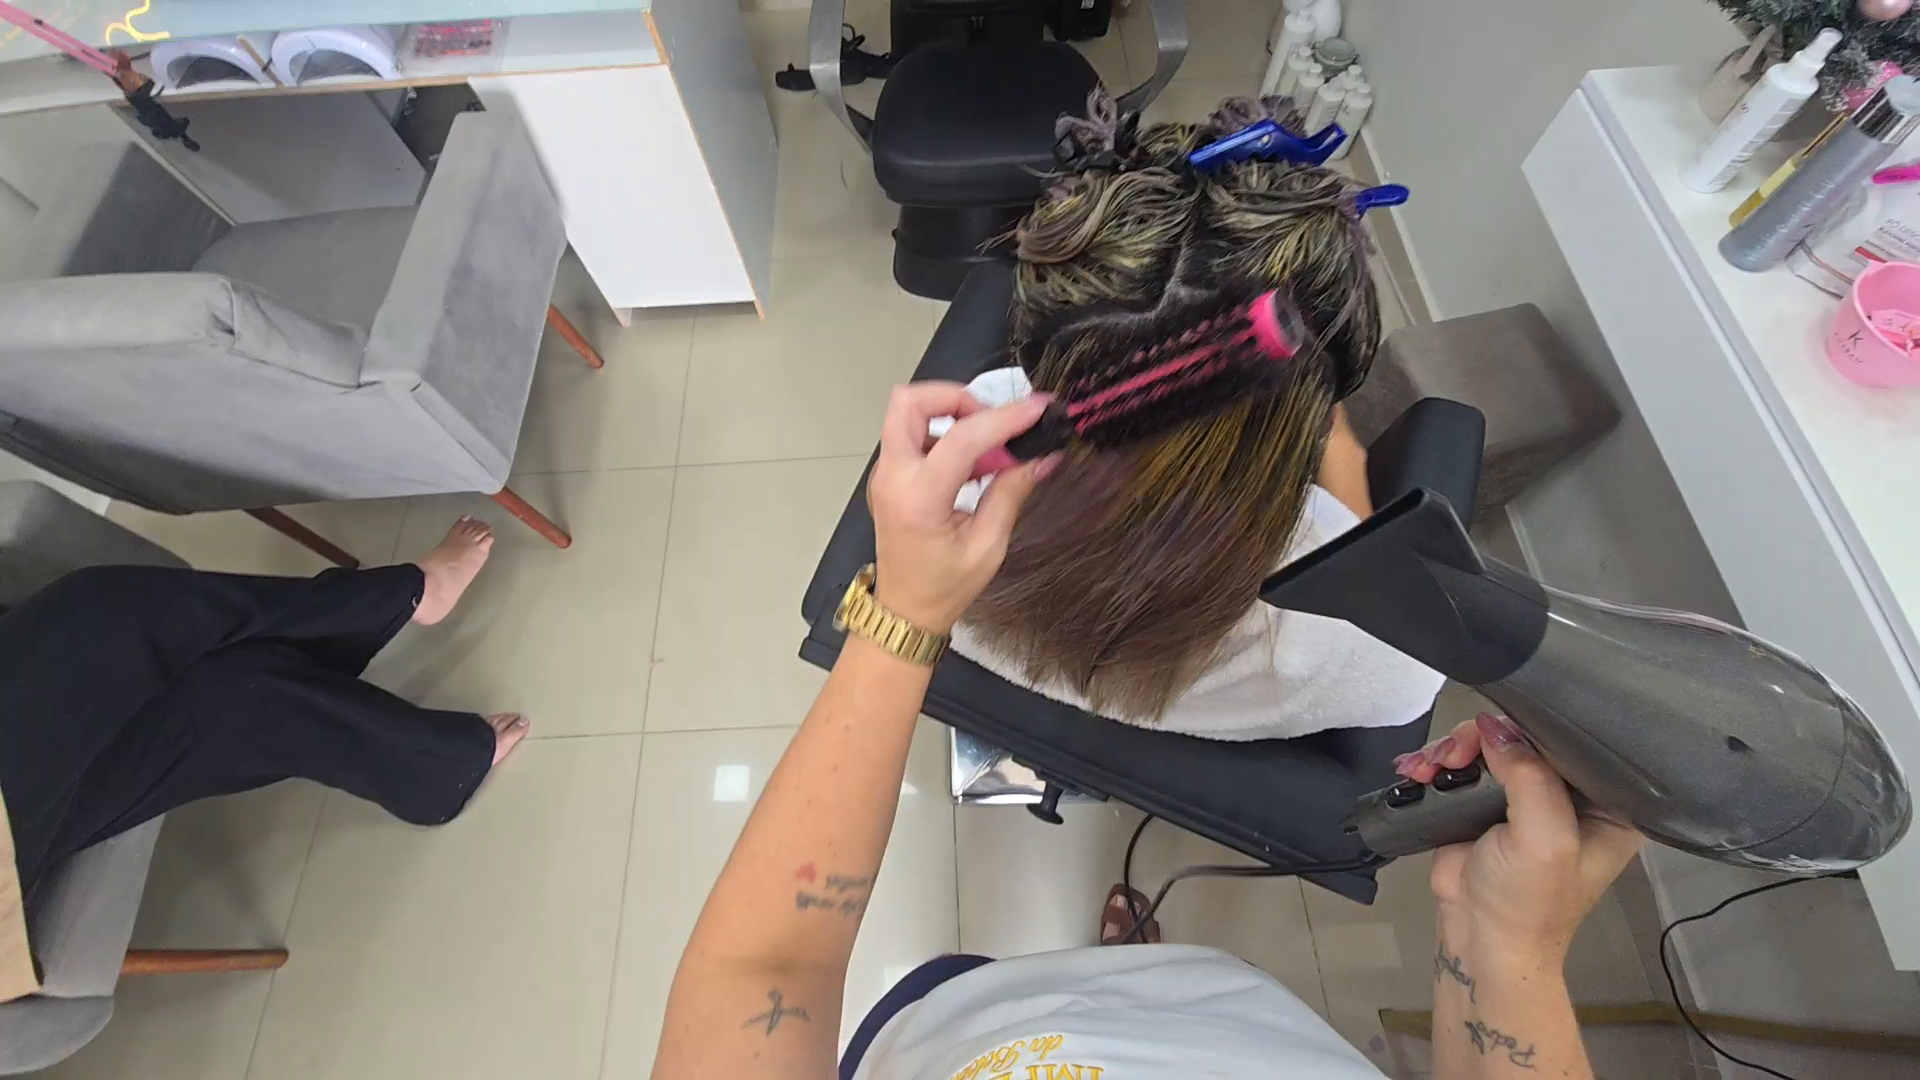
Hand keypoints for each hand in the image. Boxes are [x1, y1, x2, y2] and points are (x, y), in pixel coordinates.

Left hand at [866, 382, 1058, 633]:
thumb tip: (1042, 455)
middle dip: (955, 397)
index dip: (1004, 418)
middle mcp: (892, 478)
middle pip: (909, 402)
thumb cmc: (946, 587)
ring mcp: (885, 474)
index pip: (960, 438)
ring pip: (906, 412)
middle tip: (992, 419)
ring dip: (949, 413)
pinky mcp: (889, 476)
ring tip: (988, 445)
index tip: (1039, 408)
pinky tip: (974, 463)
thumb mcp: (988, 546)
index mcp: (918, 500)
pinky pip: (911, 435)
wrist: (905, 611)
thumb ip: (1011, 493)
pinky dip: (944, 433)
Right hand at [1407, 713, 1645, 964]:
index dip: (1529, 731)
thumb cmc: (1527, 898)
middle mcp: (1565, 796)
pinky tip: (1414, 771)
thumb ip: (1528, 778)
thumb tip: (1494, 726)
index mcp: (1605, 806)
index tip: (1489, 737)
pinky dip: (1432, 763)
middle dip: (1474, 742)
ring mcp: (1519, 797)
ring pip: (1481, 747)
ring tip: (1423, 770)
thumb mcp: (1543, 840)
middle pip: (1518, 739)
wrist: (1478, 934)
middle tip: (1448, 759)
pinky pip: (1458, 765)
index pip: (1571, 745)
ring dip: (1445, 752)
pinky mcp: (1480, 802)